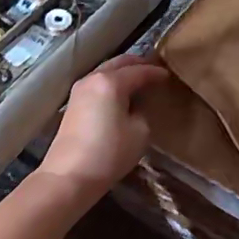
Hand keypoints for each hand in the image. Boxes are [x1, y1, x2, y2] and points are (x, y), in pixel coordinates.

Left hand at [38, 54, 169, 194]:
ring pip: (105, 72)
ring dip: (122, 73)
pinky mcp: (72, 104)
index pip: (139, 71)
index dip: (155, 73)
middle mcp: (93, 78)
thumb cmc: (109, 153)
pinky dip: (111, 84)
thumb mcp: (140, 132)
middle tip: (154, 70)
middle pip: (118, 64)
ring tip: (138, 80)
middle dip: (137, 65)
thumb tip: (135, 106)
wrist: (69, 175)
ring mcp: (79, 90)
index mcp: (111, 82)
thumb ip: (142, 111)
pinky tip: (121, 94)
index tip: (168, 75)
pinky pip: (97, 85)